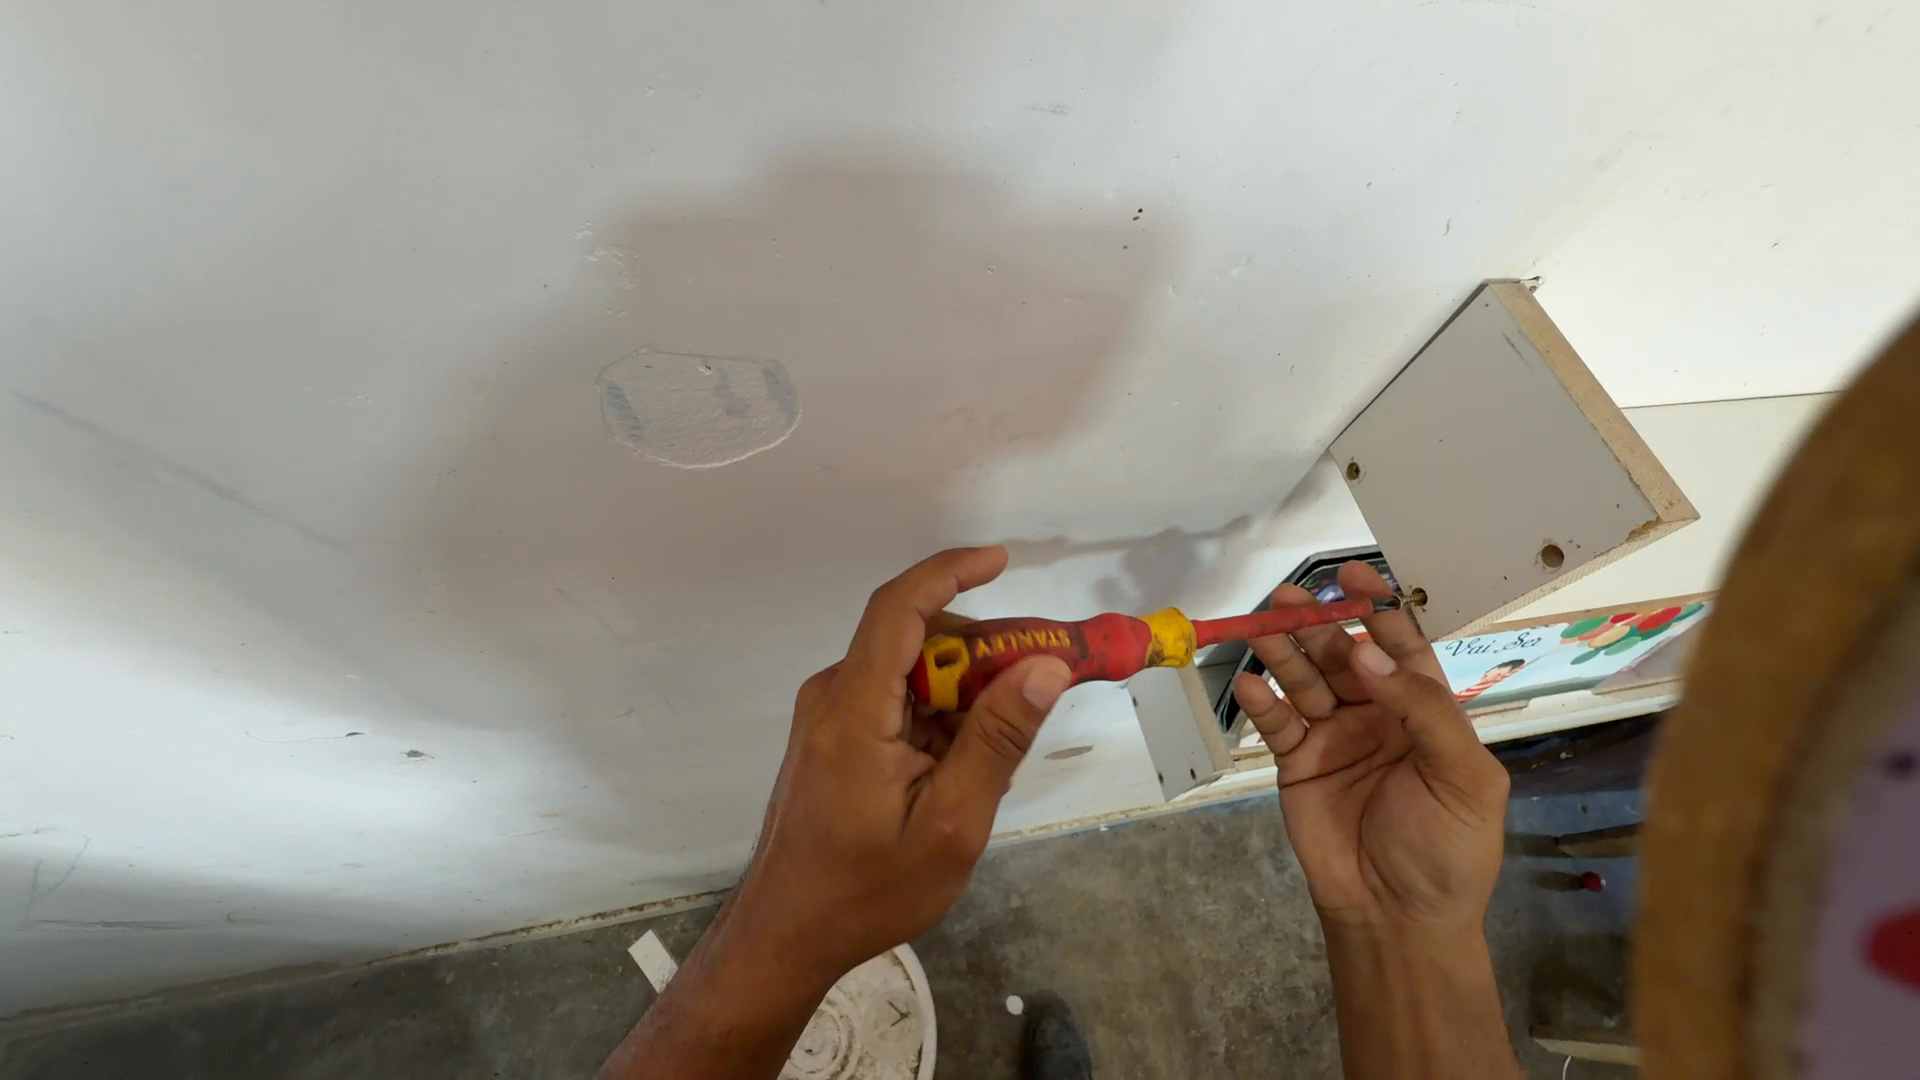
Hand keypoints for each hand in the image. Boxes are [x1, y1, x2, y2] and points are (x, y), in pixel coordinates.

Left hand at [729, 545, 1072, 986]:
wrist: (787, 934)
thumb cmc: (867, 889)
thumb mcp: (950, 822)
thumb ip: (997, 739)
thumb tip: (1045, 669)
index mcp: (855, 707)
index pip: (898, 609)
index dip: (949, 572)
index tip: (1001, 560)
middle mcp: (836, 694)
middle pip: (916, 640)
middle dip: (984, 649)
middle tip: (1044, 674)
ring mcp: (832, 714)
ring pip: (912, 671)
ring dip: (965, 687)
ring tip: (1010, 734)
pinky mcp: (837, 734)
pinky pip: (898, 699)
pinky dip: (940, 713)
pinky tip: (967, 758)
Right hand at [1231, 561, 1508, 931]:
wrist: (1396, 914)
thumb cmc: (1446, 847)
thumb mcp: (1463, 777)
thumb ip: (1423, 708)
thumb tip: (1365, 651)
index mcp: (1423, 711)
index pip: (1399, 647)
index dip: (1378, 607)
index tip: (1352, 576)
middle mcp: (1375, 713)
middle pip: (1340, 654)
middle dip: (1316, 623)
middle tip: (1286, 596)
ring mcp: (1331, 734)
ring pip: (1303, 679)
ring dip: (1281, 651)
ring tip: (1260, 627)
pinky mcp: (1295, 759)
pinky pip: (1275, 721)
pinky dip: (1260, 701)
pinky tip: (1249, 684)